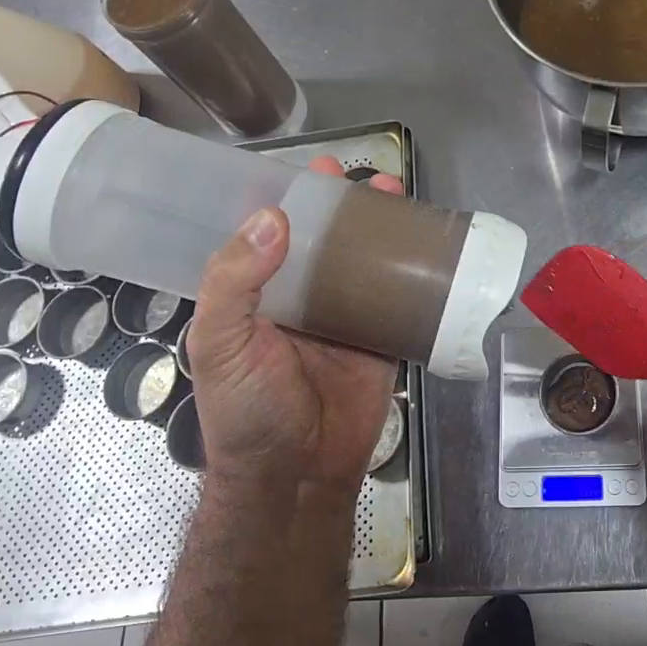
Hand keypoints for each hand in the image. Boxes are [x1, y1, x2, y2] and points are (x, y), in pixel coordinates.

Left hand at [184, 157, 402, 488]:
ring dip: (377, 225)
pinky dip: (412, 267)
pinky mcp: (380, 336)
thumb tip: (270, 217)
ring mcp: (343, 315)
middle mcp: (299, 297)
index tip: (304, 170)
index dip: (284, 199)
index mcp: (255, 296)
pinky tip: (426, 241)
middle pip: (321, 239)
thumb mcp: (220, 346)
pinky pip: (398, 295)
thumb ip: (234, 283)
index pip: (266, 235)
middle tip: (354, 174)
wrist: (298, 475)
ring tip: (392, 191)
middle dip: (338, 204)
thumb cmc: (247, 411)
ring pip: (363, 259)